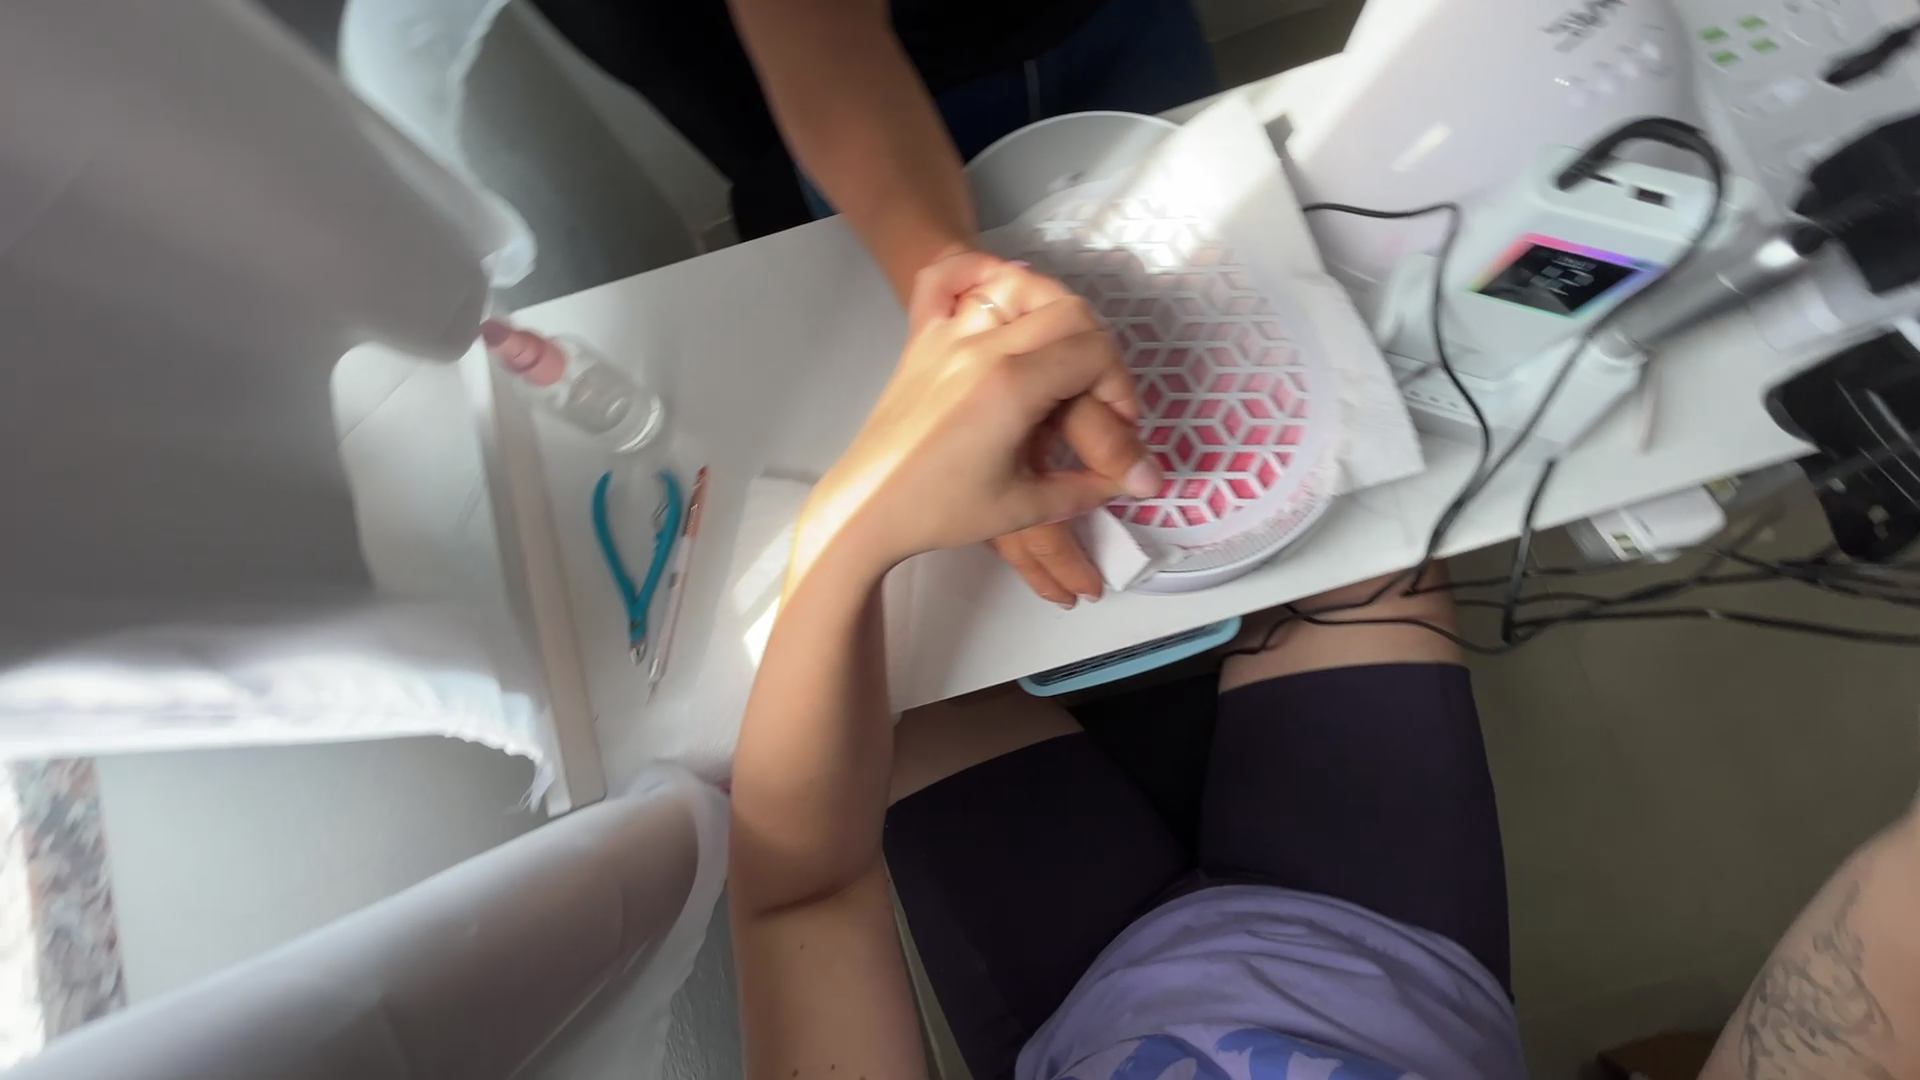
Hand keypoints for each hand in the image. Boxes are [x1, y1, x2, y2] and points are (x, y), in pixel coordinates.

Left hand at [795, 263, 1160, 581]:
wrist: (867, 509)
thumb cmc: (941, 512)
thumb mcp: (1021, 508)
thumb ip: (1085, 489)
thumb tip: (1131, 481)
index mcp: (1011, 385)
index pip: (1094, 351)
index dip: (1119, 385)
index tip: (1118, 422)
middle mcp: (982, 345)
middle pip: (1068, 311)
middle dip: (1098, 351)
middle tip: (1094, 397)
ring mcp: (947, 334)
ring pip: (1020, 284)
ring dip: (1053, 311)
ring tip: (1056, 355)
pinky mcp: (921, 337)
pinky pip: (947, 279)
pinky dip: (979, 274)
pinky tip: (996, 301)